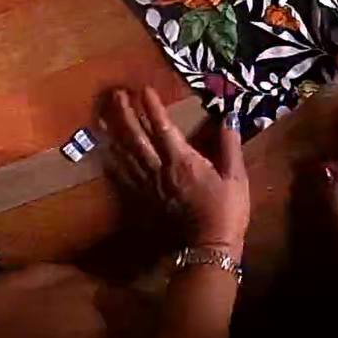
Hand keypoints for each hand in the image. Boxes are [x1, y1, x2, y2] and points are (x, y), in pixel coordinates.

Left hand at [104, 87, 249, 251]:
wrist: (208, 248)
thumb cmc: (226, 210)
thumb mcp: (236, 176)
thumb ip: (229, 144)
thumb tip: (228, 116)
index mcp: (184, 161)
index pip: (164, 128)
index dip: (153, 108)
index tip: (143, 89)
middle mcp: (161, 170)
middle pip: (137, 138)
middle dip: (125, 114)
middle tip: (115, 94)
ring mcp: (148, 187)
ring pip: (125, 155)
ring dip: (113, 132)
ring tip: (101, 114)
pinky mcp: (142, 201)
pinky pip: (122, 178)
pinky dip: (112, 161)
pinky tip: (104, 150)